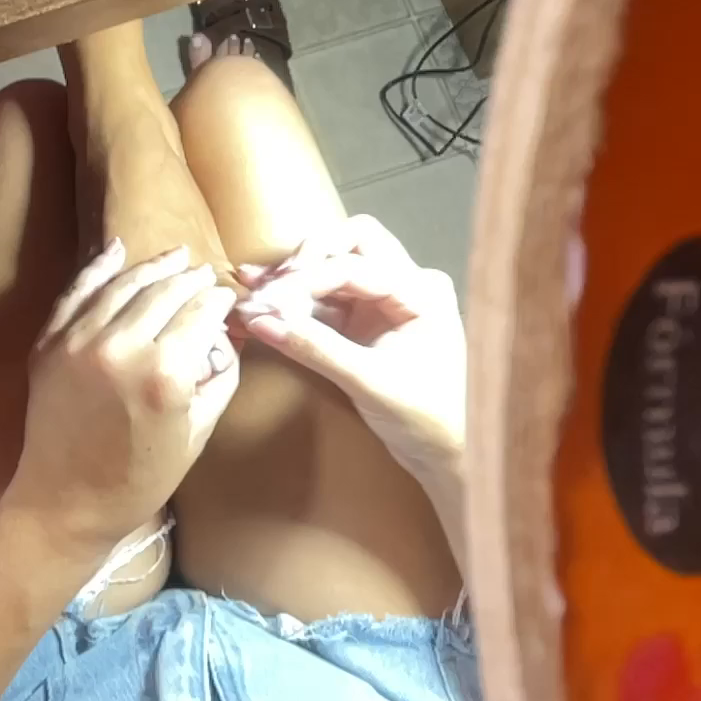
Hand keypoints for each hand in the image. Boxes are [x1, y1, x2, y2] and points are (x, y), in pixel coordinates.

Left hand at [4, 239, 240, 552]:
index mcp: (165, 373)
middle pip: (165, 291)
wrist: (66, 502)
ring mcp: (79, 340)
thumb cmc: (140, 477)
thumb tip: (223, 334)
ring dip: (153, 267)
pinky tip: (117, 249)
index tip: (226, 295)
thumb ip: (219, 376)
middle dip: (191, 278)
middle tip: (205, 272)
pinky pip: (77, 293)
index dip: (218, 300)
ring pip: (123, 284)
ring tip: (175, 257)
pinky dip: (98, 268)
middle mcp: (121, 346)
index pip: (200, 313)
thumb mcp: (197, 432)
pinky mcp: (49, 342)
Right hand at [234, 214, 465, 481]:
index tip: (266, 301)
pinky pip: (322, 296)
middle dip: (305, 259)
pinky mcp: (361, 320)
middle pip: (348, 243)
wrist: (448, 457)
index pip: (352, 266)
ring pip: (331, 265)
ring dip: (292, 276)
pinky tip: (260, 298)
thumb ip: (314, 348)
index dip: (304, 280)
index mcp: (420, 291)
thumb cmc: (427, 419)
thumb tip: (260, 321)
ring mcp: (381, 300)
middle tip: (269, 287)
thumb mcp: (369, 383)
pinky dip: (292, 298)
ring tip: (252, 288)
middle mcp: (403, 283)